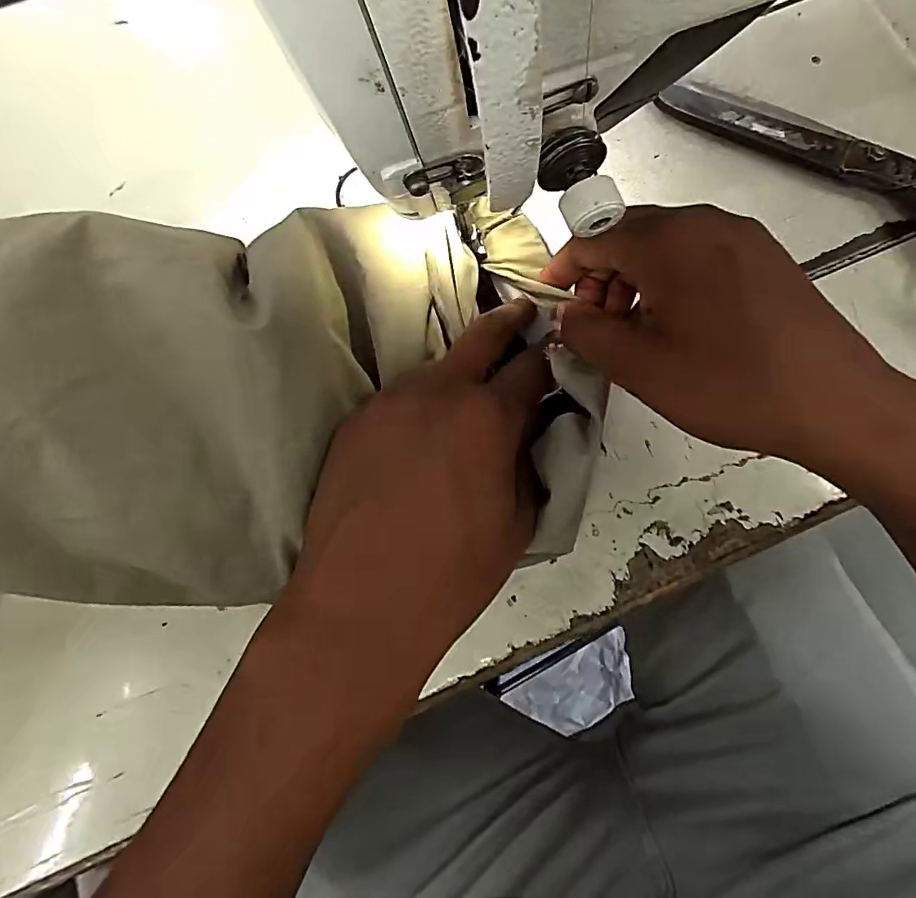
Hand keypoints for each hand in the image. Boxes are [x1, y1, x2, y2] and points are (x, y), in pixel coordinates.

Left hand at [282, 299, 553, 660]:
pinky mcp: (357, 420)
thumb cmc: (453, 572)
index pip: (532, 366)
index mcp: (488, 417)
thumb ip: (529, 460)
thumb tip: (530, 428)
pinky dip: (423, 403)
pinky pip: (401, 398)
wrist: (359, 603)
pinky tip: (424, 434)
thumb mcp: (518, 519)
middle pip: (483, 337)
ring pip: (438, 368)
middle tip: (524, 312)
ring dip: (461, 372)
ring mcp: (391, 402)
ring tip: (470, 394)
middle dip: (510, 322)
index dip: (551, 358)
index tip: (558, 354)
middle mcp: (439, 393)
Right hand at [541, 205, 915, 477]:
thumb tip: (567, 315)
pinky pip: (702, 256)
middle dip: (601, 277)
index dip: (563, 270)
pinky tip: (680, 325)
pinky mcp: (767, 257)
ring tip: (636, 331)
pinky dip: (675, 281)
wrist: (836, 400)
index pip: (593, 238)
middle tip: (595, 326)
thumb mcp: (644, 368)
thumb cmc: (734, 385)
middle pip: (631, 235)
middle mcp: (705, 223)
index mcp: (669, 240)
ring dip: (638, 280)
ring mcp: (742, 237)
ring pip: (668, 246)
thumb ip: (589, 334)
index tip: (551, 302)